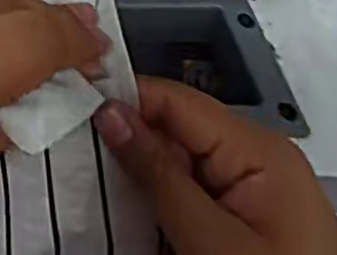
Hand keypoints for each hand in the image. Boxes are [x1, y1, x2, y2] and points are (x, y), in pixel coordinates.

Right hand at [96, 76, 336, 254]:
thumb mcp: (211, 242)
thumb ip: (158, 172)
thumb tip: (110, 112)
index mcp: (259, 149)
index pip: (173, 97)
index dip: (124, 98)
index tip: (77, 105)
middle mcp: (258, 156)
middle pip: (174, 126)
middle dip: (131, 140)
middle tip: (82, 154)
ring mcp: (254, 187)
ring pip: (179, 159)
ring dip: (144, 173)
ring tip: (105, 185)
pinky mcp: (249, 216)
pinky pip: (194, 188)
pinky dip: (163, 198)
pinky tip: (139, 210)